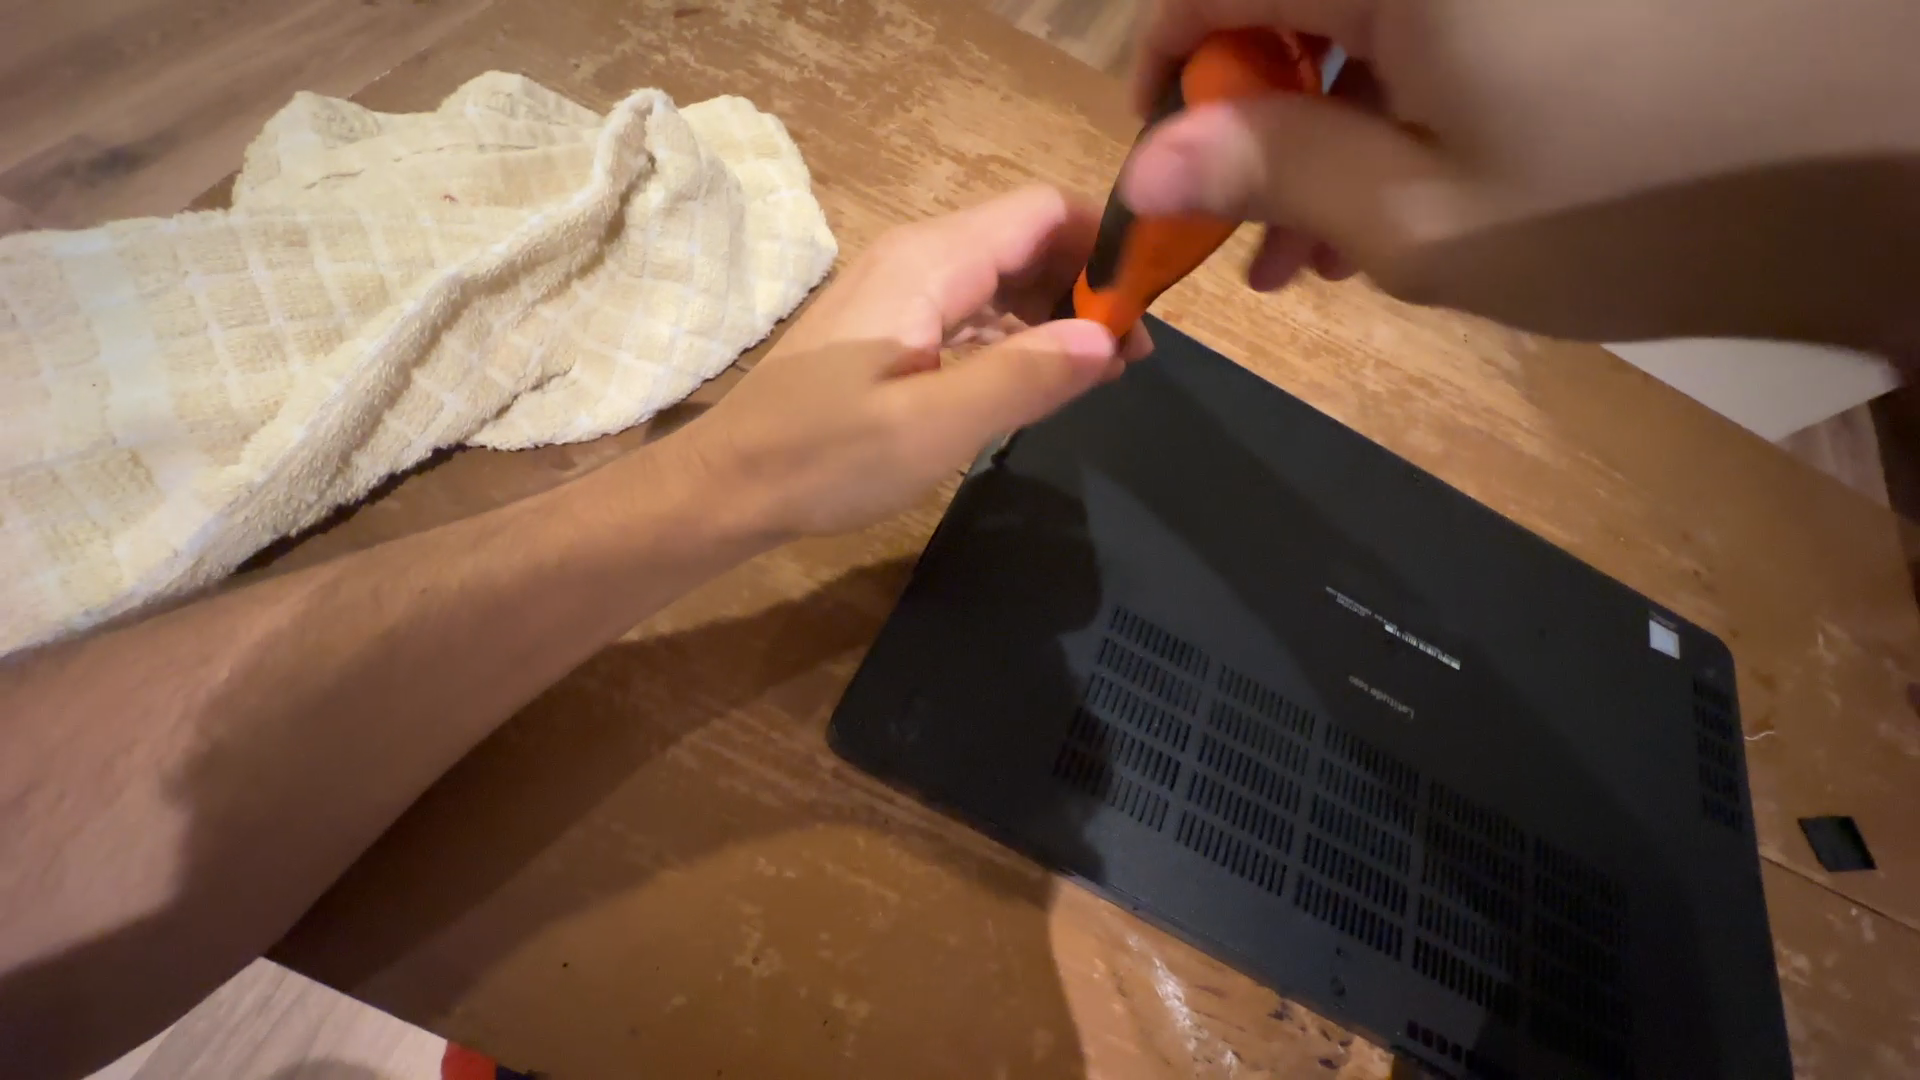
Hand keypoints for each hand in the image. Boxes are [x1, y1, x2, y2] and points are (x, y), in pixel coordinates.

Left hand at [666, 185, 1150, 539]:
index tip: (1145, 305)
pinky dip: (1010, 341)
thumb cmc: (823, 459)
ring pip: (997, 282)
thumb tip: (1105, 337)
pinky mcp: (888, 329)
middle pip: (1023, 243)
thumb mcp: (932, 426)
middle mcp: (915, 259)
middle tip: (1127, 357)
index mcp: (928, 263)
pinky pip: (968, 316)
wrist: (731, 484)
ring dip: (1051, 319)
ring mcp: (898, 293)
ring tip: (1097, 374)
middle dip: (1083, 288)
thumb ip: (1022, 377)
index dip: (1102, 247)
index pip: (1040, 213)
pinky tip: (1035, 381)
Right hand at [1123, 0, 1919, 350]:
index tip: (1162, 154)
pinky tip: (1393, 187)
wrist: (1904, 162)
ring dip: (1319, 121)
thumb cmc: (1640, 206)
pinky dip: (1395, 95)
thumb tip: (1146, 163)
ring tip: (1314, 243)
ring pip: (1358, 12)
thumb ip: (1271, 173)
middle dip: (1247, 110)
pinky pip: (1435, 14)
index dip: (1165, 66)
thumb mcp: (1421, 220)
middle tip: (1246, 223)